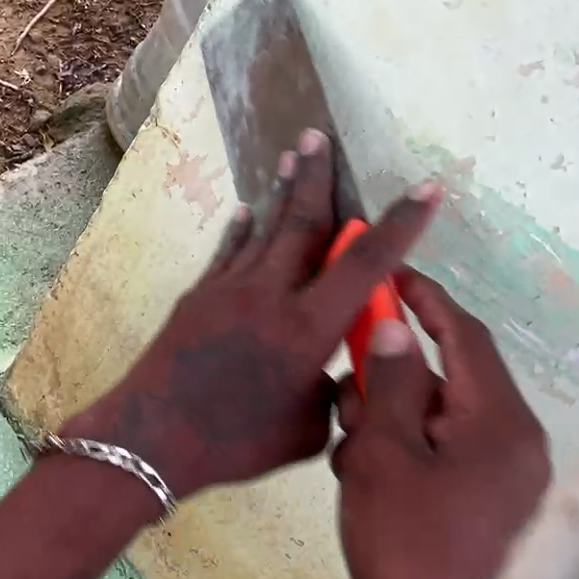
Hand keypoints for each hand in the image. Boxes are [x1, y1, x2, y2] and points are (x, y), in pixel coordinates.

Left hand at [62, 129, 441, 497]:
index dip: (400, 224)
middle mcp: (268, 295)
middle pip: (301, 224)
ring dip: (279, 192)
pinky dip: (240, 231)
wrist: (153, 434)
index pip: (365, 264)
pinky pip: (227, 253)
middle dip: (315, 177)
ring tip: (291, 155)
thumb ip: (333, 387)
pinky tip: (245, 211)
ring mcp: (227, 289)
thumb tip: (337, 363)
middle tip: (319, 135)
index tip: (426, 188)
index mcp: (308, 328)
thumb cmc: (237, 442)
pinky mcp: (197, 295)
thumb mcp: (309, 426)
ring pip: (262, 230)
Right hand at [331, 270, 550, 578]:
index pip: (462, 333)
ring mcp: (499, 475)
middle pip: (442, 375)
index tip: (382, 268)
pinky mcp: (481, 501)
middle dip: (387, 373)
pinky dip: (396, 448)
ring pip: (430, 414)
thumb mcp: (384, 453)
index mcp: (498, 422)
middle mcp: (511, 442)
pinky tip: (362, 476)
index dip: (421, 295)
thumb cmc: (411, 544)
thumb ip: (390, 383)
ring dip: (384, 417)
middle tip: (345, 394)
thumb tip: (396, 328)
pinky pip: (434, 449)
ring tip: (350, 450)